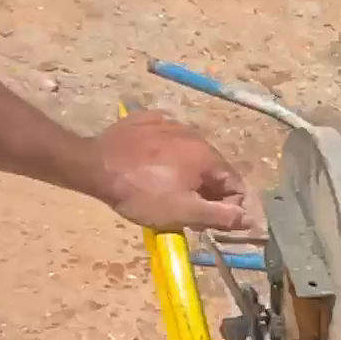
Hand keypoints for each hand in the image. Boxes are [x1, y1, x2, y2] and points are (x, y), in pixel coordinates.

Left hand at [93, 110, 249, 230]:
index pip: (236, 186)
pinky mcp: (145, 120)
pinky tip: (153, 166)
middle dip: (207, 191)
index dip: (227, 207)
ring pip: (192, 155)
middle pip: (214, 170)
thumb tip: (249, 218)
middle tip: (186, 208)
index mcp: (208, 156)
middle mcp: (194, 134)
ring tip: (167, 188)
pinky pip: (168, 140)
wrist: (91, 167)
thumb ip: (223, 216)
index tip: (206, 219)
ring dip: (188, 174)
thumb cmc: (143, 194)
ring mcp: (167, 123)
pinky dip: (167, 155)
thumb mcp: (187, 213)